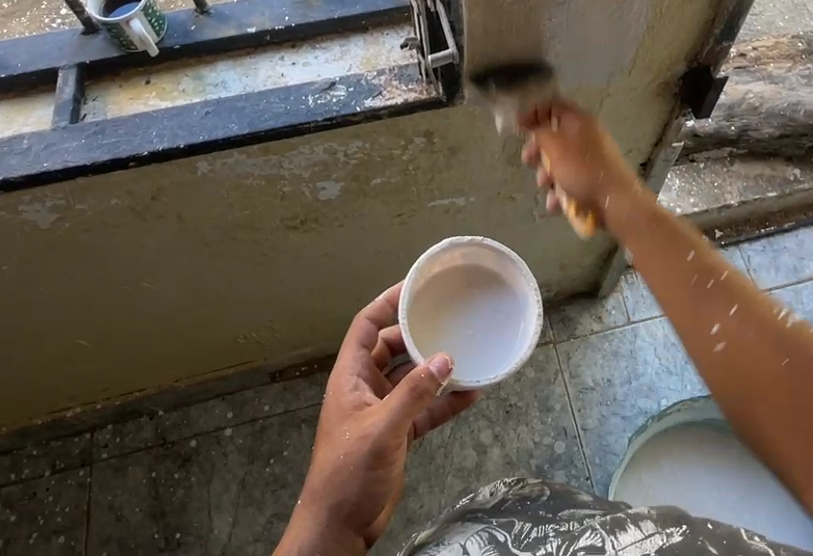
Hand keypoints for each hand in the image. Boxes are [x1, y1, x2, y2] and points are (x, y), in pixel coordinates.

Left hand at [281, 283, 480, 553]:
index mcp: (351, 376)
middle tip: (449, 319)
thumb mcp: (382, 428)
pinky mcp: (397, 434)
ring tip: (468, 353)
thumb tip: (446, 359)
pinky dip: (445, 402)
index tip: (414, 286)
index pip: (366, 325)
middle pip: (393, 348)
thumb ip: (414, 393)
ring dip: (437, 370)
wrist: (340, 526)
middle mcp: (366, 387)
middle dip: (419, 335)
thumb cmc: (349, 471)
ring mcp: (382, 411)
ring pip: (412, 379)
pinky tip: (472, 394)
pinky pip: (424, 409)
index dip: (387, 302)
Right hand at [519, 98, 652, 233]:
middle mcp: (586, 136)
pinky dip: (560, 192)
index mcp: (579, 120)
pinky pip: (569, 182)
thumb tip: (532, 124)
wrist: (616, 202)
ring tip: (547, 186)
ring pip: (559, 162)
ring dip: (547, 175)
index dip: (534, 112)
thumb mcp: (554, 146)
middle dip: (538, 151)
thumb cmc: (582, 169)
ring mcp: (591, 159)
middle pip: (554, 136)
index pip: (553, 105)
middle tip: (528, 160)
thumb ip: (539, 131)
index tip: (518, 127)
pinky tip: (556, 204)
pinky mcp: (593, 180)